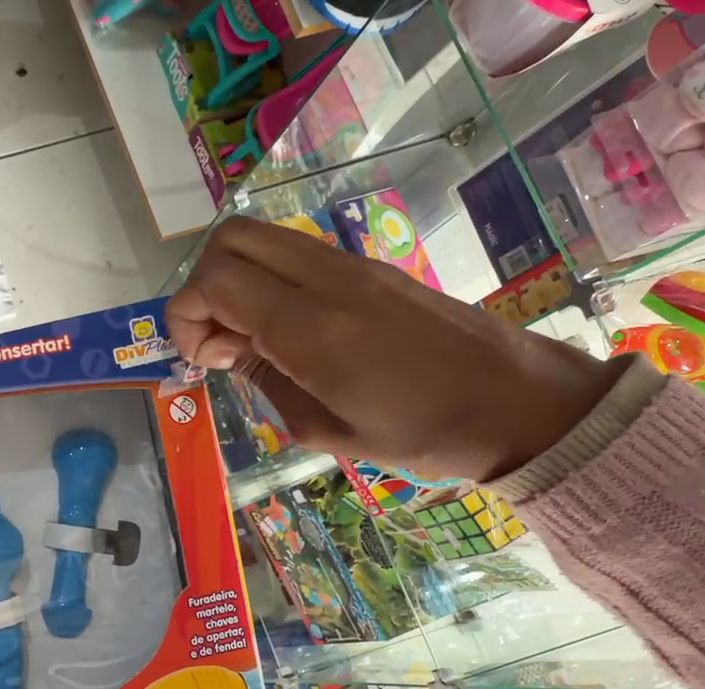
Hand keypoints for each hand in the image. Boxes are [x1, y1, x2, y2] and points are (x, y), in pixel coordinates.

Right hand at [166, 217, 625, 481]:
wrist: (519, 405)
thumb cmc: (417, 433)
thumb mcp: (319, 427)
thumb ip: (261, 376)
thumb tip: (223, 346)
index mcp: (311, 328)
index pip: (214, 281)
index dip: (185, 316)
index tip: (202, 360)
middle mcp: (328, 281)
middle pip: (230, 239)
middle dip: (201, 287)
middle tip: (216, 339)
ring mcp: (353, 266)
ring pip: (262, 239)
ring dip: (235, 281)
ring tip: (248, 339)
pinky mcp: (371, 268)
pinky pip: (295, 255)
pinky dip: (267, 282)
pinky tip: (285, 332)